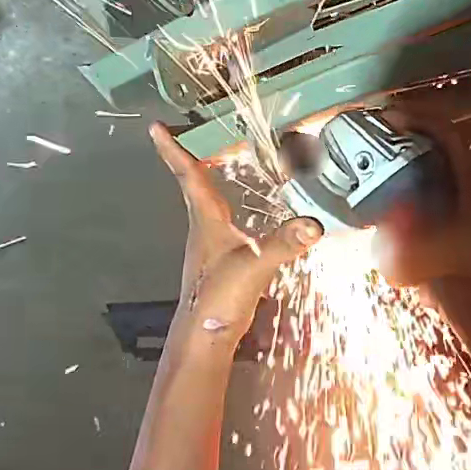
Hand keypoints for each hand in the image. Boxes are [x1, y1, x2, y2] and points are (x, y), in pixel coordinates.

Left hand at [150, 123, 320, 342]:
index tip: (156, 127)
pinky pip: (223, 222)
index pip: (189, 176)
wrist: (204, 341)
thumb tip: (314, 224)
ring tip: (217, 162)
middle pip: (194, 184)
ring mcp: (211, 245)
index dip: (173, 150)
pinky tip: (244, 212)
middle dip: (190, 158)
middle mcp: (204, 228)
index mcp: (206, 220)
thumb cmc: (217, 299)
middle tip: (189, 135)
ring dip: (207, 180)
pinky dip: (228, 206)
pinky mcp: (221, 260)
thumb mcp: (254, 266)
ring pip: (207, 204)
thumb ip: (283, 244)